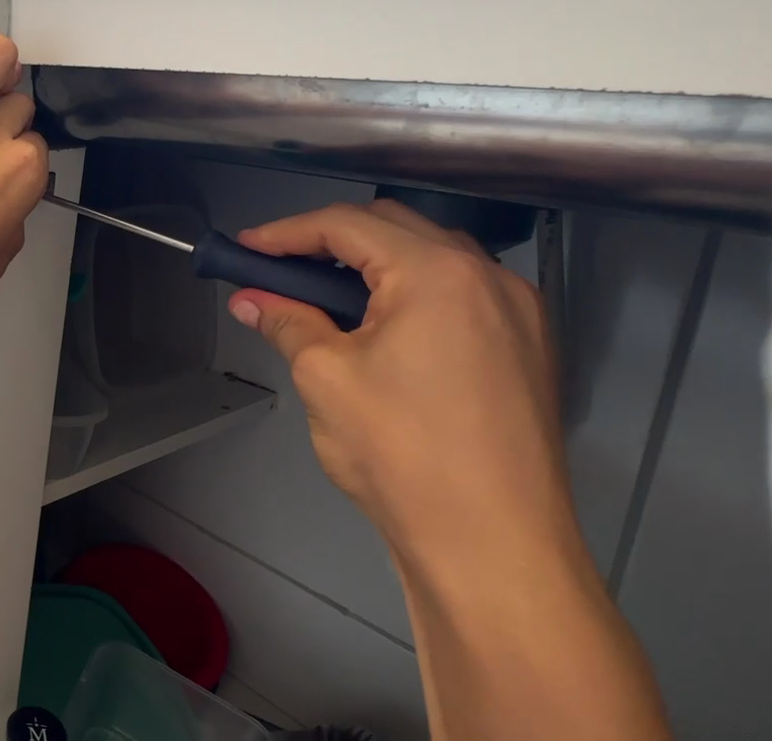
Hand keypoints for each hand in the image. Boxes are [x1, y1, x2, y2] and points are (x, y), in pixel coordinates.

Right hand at [226, 200, 570, 560]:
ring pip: (430, 257)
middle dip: (328, 240)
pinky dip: (408, 292)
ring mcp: (518, 313)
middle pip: (393, 227)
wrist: (494, 546)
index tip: (244, 248)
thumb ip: (286, 321)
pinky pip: (459, 292)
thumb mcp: (325, 376)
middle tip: (277, 268)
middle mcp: (489, 278)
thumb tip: (250, 300)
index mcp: (438, 273)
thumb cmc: (402, 453)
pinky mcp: (527, 348)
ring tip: (321, 297)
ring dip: (370, 264)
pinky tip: (376, 327)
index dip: (285, 231)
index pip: (347, 224)